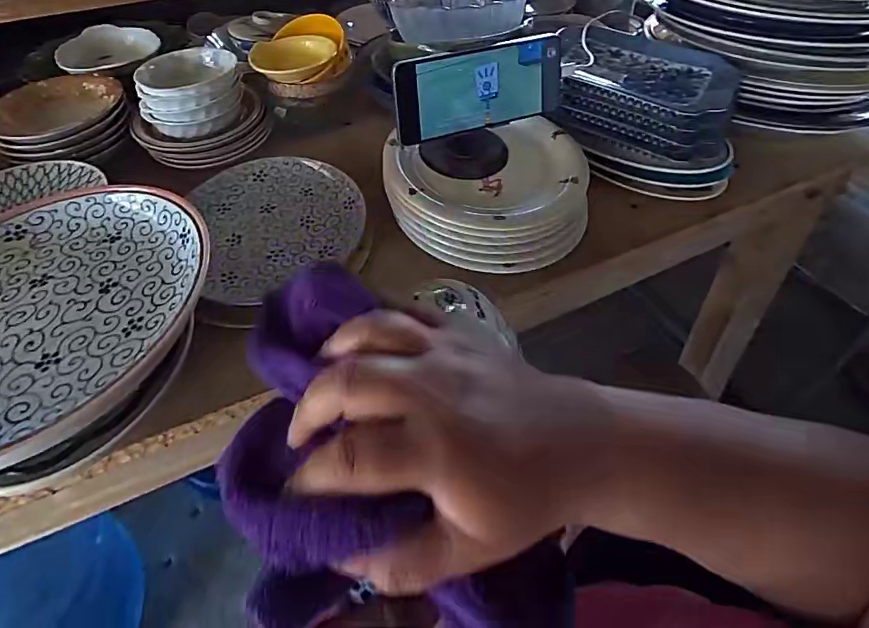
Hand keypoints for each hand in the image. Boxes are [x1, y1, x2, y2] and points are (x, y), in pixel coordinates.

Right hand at [285, 310, 609, 594]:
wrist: (576, 442)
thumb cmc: (523, 500)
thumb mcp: (470, 550)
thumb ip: (404, 560)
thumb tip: (342, 554)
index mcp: (435, 449)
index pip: (349, 458)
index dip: (309, 477)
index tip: (292, 491)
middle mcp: (431, 389)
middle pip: (347, 381)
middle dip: (308, 408)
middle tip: (300, 434)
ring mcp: (443, 348)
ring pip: (369, 329)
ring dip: (333, 350)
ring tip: (321, 376)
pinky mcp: (455, 326)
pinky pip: (401, 308)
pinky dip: (370, 319)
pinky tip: (358, 340)